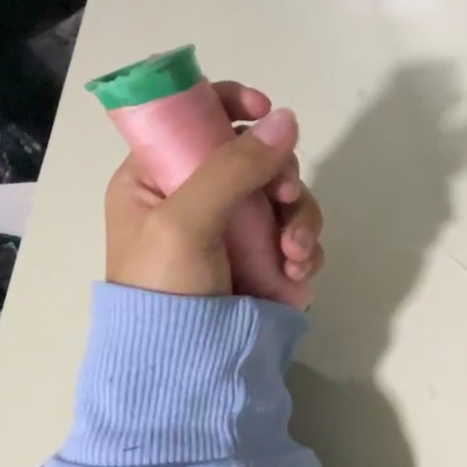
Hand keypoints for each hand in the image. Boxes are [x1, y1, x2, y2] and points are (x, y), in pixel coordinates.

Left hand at [105, 82, 323, 306]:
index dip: (231, 104)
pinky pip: (303, 235)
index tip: (265, 111)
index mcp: (160, 175)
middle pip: (259, 156)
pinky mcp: (271, 259)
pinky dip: (306, 250)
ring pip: (290, 197)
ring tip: (291, 255)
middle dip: (281, 176)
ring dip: (301, 221)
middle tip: (285, 198)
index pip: (195, 118)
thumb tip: (286, 119)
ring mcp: (241, 229)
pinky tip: (294, 272)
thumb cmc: (164, 286)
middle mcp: (203, 195)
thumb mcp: (186, 220)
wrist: (188, 362)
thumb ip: (233, 167)